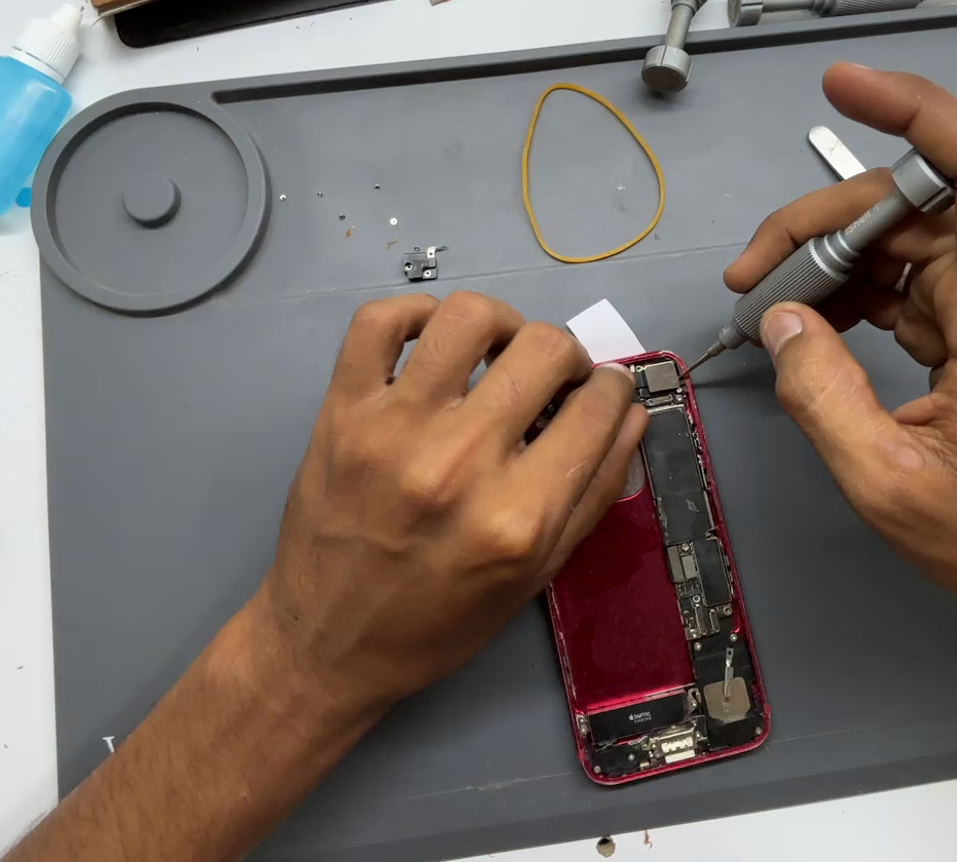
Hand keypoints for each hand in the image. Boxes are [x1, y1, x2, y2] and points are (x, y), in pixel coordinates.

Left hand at [247, 291, 647, 715]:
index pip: (596, 407)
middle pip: (544, 348)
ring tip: (496, 354)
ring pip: (467, 317)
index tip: (601, 391)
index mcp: (519, 516)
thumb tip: (629, 412)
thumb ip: (595, 492)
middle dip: (567, 354)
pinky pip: (377, 321)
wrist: (328, 644)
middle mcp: (460, 463)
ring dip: (500, 323)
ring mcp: (394, 430)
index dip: (614, 388)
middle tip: (552, 379)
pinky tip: (432, 341)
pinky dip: (413, 313)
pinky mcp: (341, 412)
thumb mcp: (537, 576)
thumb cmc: (442, 621)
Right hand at [724, 64, 956, 643]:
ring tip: (763, 301)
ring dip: (826, 257)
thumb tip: (779, 318)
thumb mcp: (886, 482)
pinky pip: (903, 275)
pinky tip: (806, 317)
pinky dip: (847, 286)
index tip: (843, 86)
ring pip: (900, 235)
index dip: (919, 110)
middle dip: (821, 223)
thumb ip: (821, 395)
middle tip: (746, 273)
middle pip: (913, 203)